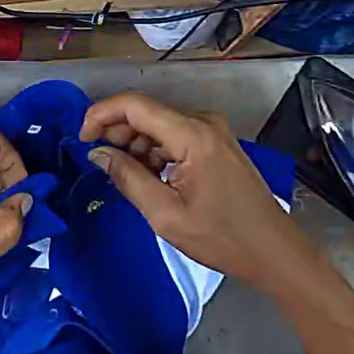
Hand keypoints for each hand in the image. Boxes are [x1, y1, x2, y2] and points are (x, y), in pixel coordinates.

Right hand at [80, 93, 315, 290]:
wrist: (272, 248)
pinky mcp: (217, 143)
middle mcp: (204, 121)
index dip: (102, 114)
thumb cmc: (221, 237)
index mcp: (193, 133)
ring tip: (126, 177)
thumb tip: (98, 153)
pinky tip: (150, 177)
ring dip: (137, 144)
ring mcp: (213, 130)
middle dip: (118, 132)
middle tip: (101, 164)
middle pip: (148, 112)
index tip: (81, 139)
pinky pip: (176, 136)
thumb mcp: (166, 214)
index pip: (136, 105)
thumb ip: (128, 178)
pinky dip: (156, 151)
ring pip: (161, 124)